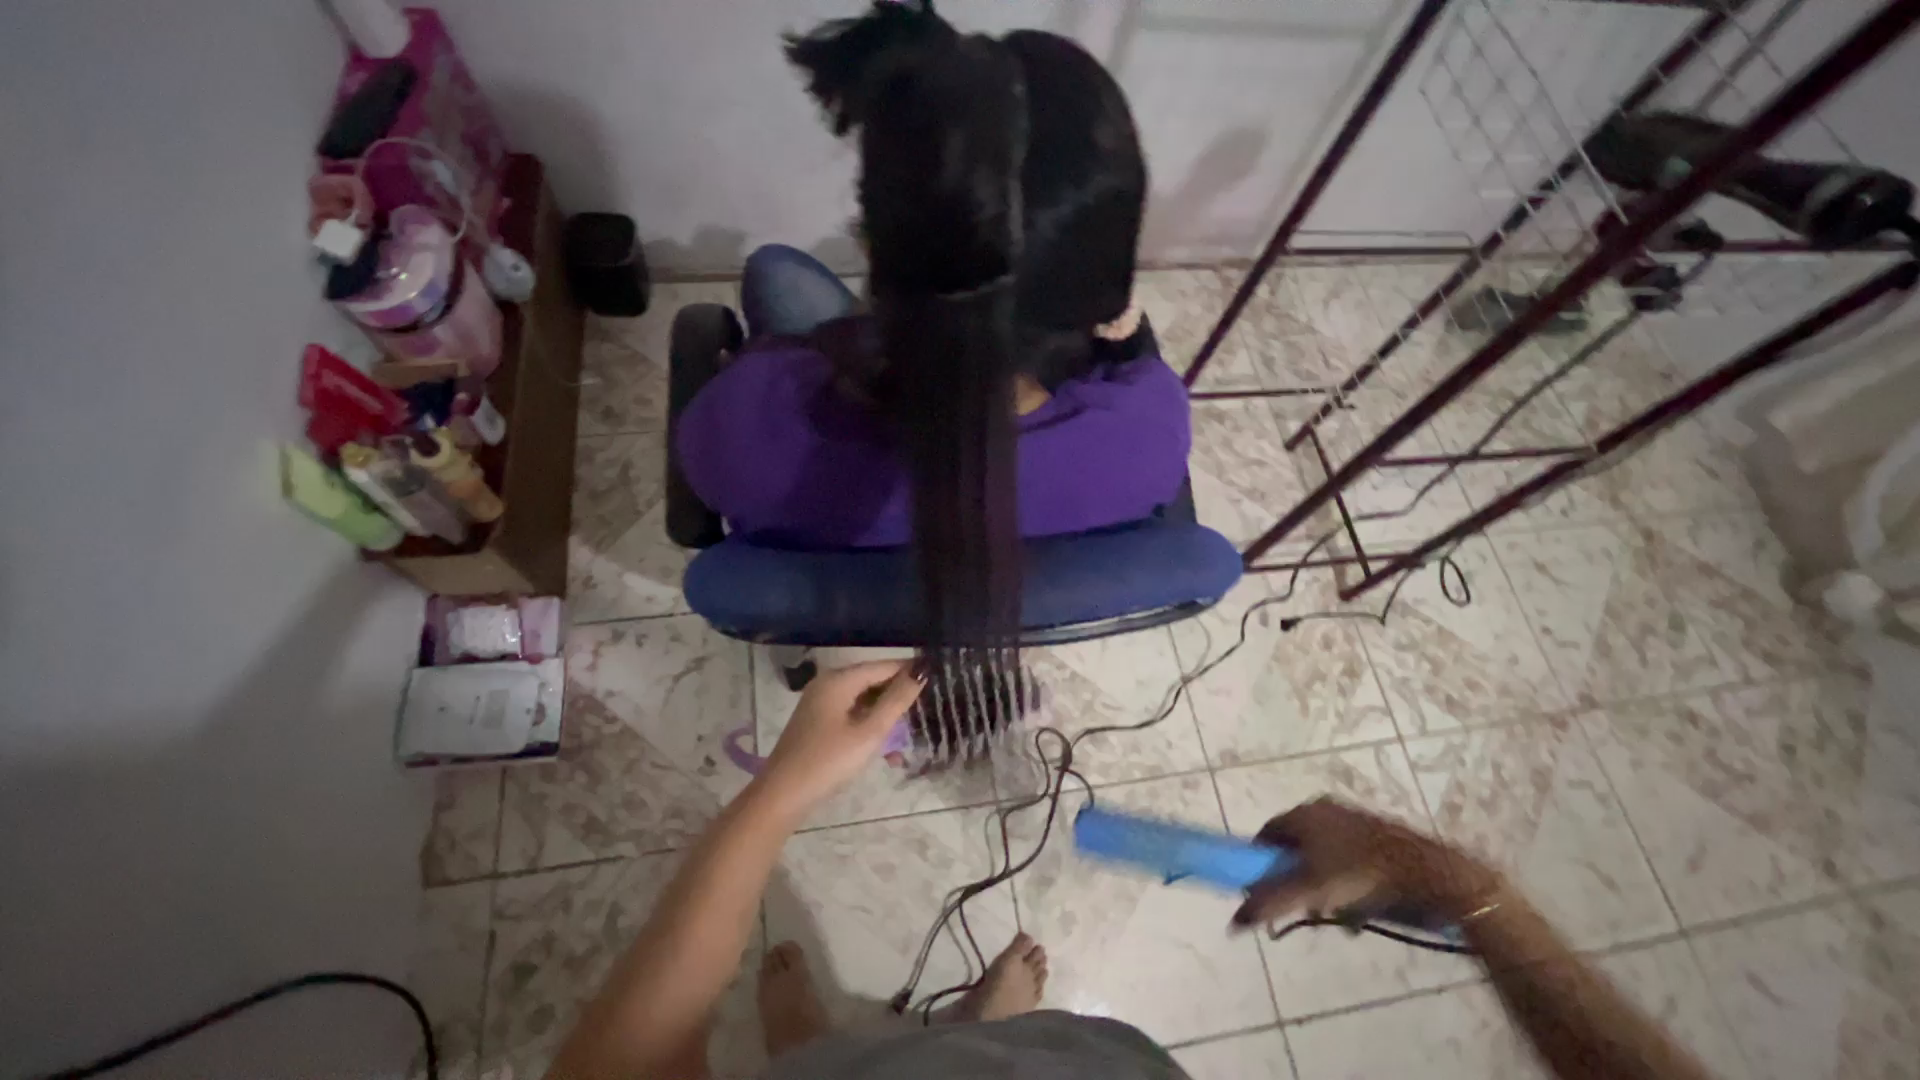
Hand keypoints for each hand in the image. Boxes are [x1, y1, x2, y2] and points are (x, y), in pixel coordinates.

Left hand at [757, 661, 923, 810]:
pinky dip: (869, 729)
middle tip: (925, 717)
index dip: (910, 673)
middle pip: (873, 682)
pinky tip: (886, 753)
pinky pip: (852, 716)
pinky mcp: (818, 722)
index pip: (883, 666)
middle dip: (898, 700)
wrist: (782, 795)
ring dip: (885, 720)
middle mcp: (828, 684)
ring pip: (864, 702)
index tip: (938, 683)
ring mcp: (821, 704)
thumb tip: (921, 670)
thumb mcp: (869, 733)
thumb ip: (896, 700)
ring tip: (905, 743)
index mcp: (839, 680)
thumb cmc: (828, 762)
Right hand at [1230, 798, 1503, 931]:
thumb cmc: (1360, 876)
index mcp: (1303, 813)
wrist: (1430, 875)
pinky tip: (1358, 911)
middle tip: (1302, 908)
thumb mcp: (1309, 893)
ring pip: (1323, 857)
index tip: (1263, 892)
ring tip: (1334, 916)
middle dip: (1294, 881)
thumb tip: (1232, 923)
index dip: (1259, 865)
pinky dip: (1346, 884)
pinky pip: (1348, 860)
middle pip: (1294, 848)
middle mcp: (1324, 809)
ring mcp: (1353, 820)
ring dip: (1322, 887)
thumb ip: (1269, 905)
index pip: (1265, 835)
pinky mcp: (1378, 835)